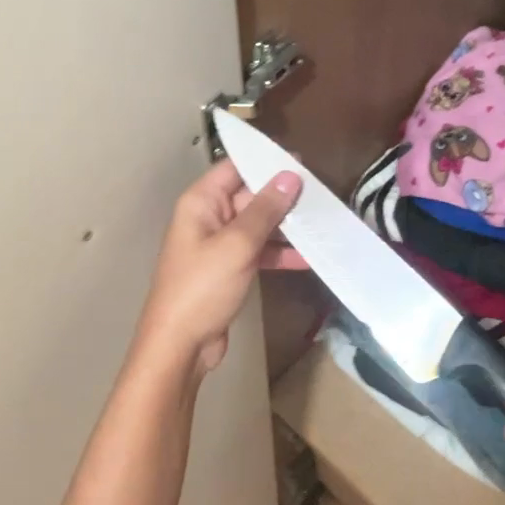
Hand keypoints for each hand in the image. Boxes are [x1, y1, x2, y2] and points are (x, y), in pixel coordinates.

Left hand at [135, 160, 304, 374]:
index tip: (301, 159)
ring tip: (324, 223)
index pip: (234, 167)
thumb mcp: (237, 245)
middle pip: (249, 195)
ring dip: (286, 226)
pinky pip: (258, 251)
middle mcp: (208, 217)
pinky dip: (279, 253)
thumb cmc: (202, 287)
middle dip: (283, 195)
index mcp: (201, 202)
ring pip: (257, 225)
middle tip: (322, 194)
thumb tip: (290, 176)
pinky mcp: (229, 269)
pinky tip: (309, 258)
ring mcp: (218, 245)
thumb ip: (265, 210)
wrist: (180, 345)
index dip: (265, 160)